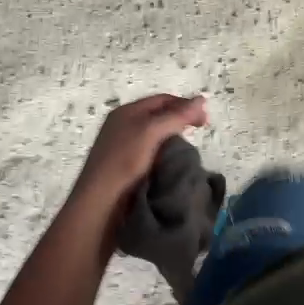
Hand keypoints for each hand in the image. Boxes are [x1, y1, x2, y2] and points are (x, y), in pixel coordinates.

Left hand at [71, 94, 208, 207]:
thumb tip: (202, 99)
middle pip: (159, 116)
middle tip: (199, 131)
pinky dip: (164, 154)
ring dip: (173, 139)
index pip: (162, 100)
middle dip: (180, 120)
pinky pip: (150, 153)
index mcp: (126, 112)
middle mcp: (123, 125)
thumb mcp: (151, 132)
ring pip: (155, 135)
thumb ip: (176, 115)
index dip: (185, 105)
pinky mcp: (124, 167)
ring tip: (188, 148)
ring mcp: (122, 147)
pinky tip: (172, 162)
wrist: (98, 205)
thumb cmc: (124, 162)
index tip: (205, 119)